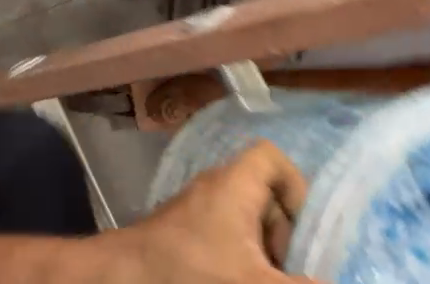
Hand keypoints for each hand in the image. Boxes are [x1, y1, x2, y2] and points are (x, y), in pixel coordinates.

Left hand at [93, 141, 312, 282]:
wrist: (124, 278)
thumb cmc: (190, 272)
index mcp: (233, 185)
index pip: (272, 157)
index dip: (297, 187)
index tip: (306, 233)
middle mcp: (216, 189)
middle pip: (267, 196)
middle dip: (286, 237)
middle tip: (285, 272)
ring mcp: (200, 211)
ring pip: (249, 223)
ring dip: (265, 256)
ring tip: (264, 280)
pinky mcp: (188, 234)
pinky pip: (228, 238)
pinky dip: (242, 262)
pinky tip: (239, 280)